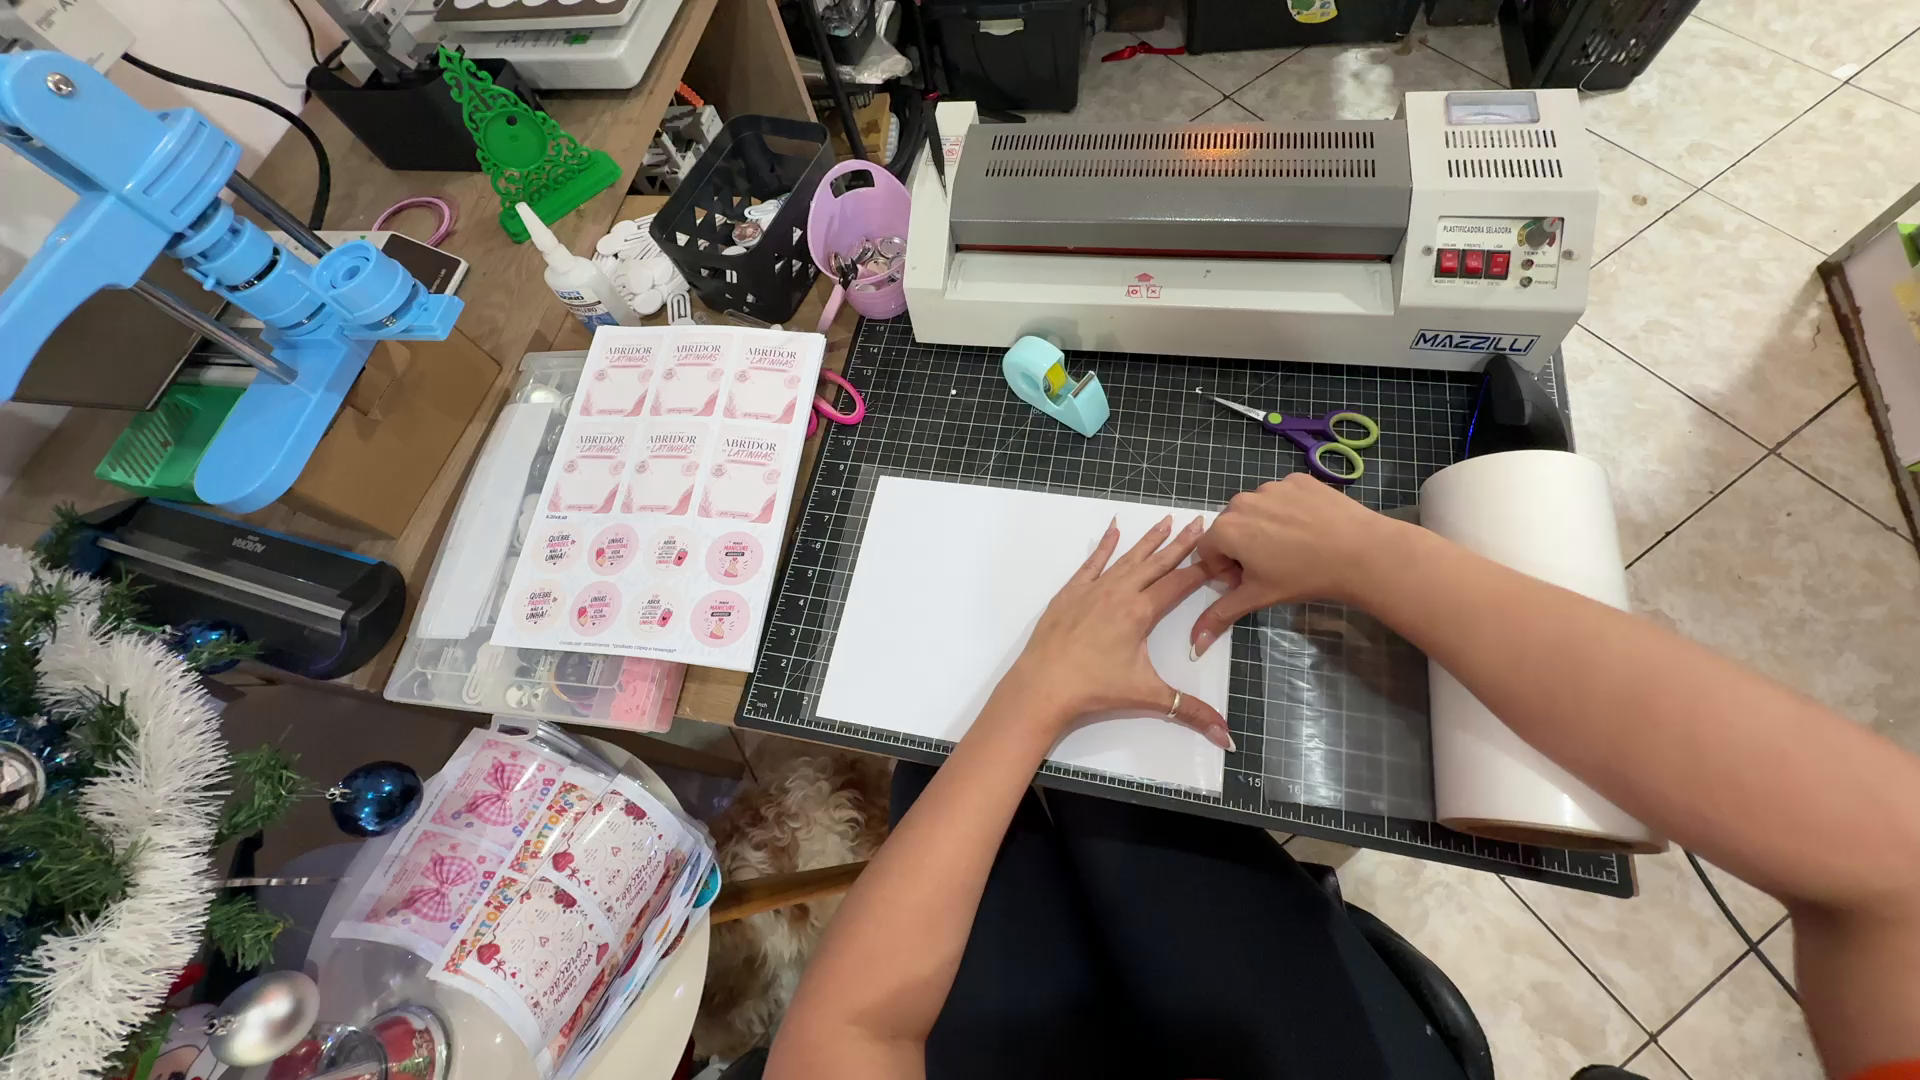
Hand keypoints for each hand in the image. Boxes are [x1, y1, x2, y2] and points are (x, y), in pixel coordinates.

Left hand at [996, 515, 1232, 750]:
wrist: (1044, 684)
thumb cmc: (1095, 689)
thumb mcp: (1148, 697)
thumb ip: (1191, 712)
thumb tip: (1227, 736)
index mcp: (1141, 611)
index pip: (1179, 584)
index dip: (1202, 569)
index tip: (1220, 554)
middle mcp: (1119, 592)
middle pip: (1157, 562)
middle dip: (1181, 543)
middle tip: (1200, 521)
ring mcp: (1093, 589)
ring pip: (1127, 558)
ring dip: (1148, 540)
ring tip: (1166, 521)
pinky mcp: (1071, 592)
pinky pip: (1092, 562)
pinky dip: (1104, 545)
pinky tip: (1113, 529)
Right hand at [1189, 474, 1399, 656]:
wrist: (1362, 552)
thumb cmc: (1304, 576)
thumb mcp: (1258, 597)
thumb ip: (1221, 615)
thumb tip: (1193, 644)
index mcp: (1225, 529)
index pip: (1207, 550)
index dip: (1224, 569)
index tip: (1250, 580)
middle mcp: (1241, 501)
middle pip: (1229, 528)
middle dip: (1242, 548)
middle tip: (1272, 566)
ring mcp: (1271, 487)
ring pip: (1255, 511)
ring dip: (1263, 528)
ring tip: (1293, 547)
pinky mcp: (1297, 480)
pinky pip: (1280, 497)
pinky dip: (1287, 511)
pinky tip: (1308, 528)